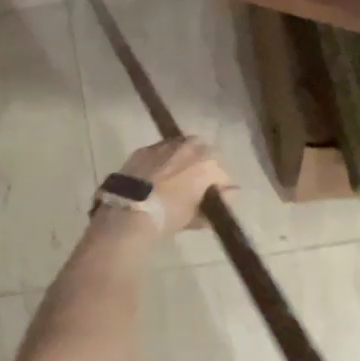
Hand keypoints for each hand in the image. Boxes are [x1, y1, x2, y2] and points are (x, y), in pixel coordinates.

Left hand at [114, 137, 233, 235]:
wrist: (130, 210)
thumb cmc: (169, 215)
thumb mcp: (196, 216)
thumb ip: (217, 204)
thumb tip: (230, 194)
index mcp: (207, 163)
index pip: (222, 176)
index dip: (219, 190)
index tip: (212, 202)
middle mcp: (189, 146)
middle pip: (203, 155)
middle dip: (202, 168)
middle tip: (194, 188)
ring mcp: (165, 144)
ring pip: (181, 149)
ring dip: (182, 161)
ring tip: (174, 180)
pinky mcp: (145, 148)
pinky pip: (160, 153)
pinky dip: (162, 161)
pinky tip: (155, 177)